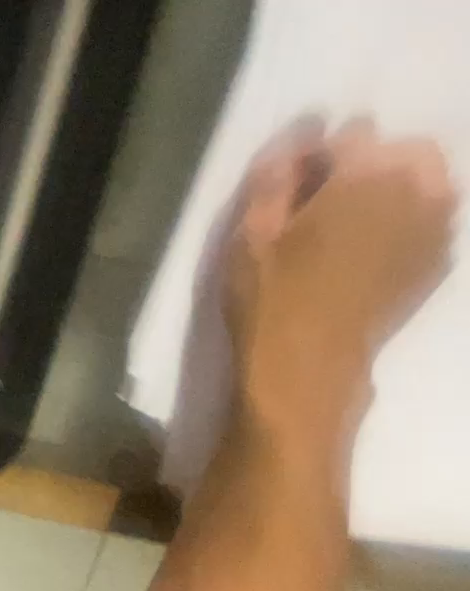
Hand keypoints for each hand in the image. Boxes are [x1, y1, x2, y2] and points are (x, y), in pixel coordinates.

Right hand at [225, 119, 456, 445]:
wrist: (309, 360)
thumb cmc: (268, 297)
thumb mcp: (249, 238)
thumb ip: (273, 180)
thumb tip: (296, 138)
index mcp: (368, 175)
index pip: (352, 133)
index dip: (316, 154)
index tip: (289, 185)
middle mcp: (420, 186)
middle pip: (402, 149)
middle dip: (364, 165)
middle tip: (317, 206)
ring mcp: (439, 221)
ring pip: (425, 179)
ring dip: (389, 189)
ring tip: (344, 227)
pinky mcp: (440, 253)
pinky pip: (430, 216)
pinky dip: (403, 220)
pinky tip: (364, 252)